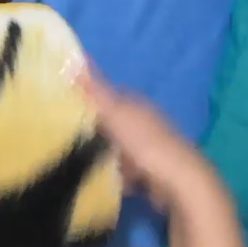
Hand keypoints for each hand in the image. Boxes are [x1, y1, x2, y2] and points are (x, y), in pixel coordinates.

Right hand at [79, 72, 231, 221]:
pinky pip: (127, 169)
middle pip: (114, 122)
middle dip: (95, 129)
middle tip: (68, 137)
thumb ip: (94, 92)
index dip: (90, 99)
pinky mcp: (153, 172)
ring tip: (82, 162)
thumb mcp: (114, 115)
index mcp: (138, 106)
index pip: (110, 95)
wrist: (180, 184)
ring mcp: (152, 148)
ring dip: (105, 153)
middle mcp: (147, 123)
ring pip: (119, 146)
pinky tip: (106, 180)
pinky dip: (117, 174)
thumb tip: (70, 63)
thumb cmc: (145, 144)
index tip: (67, 107)